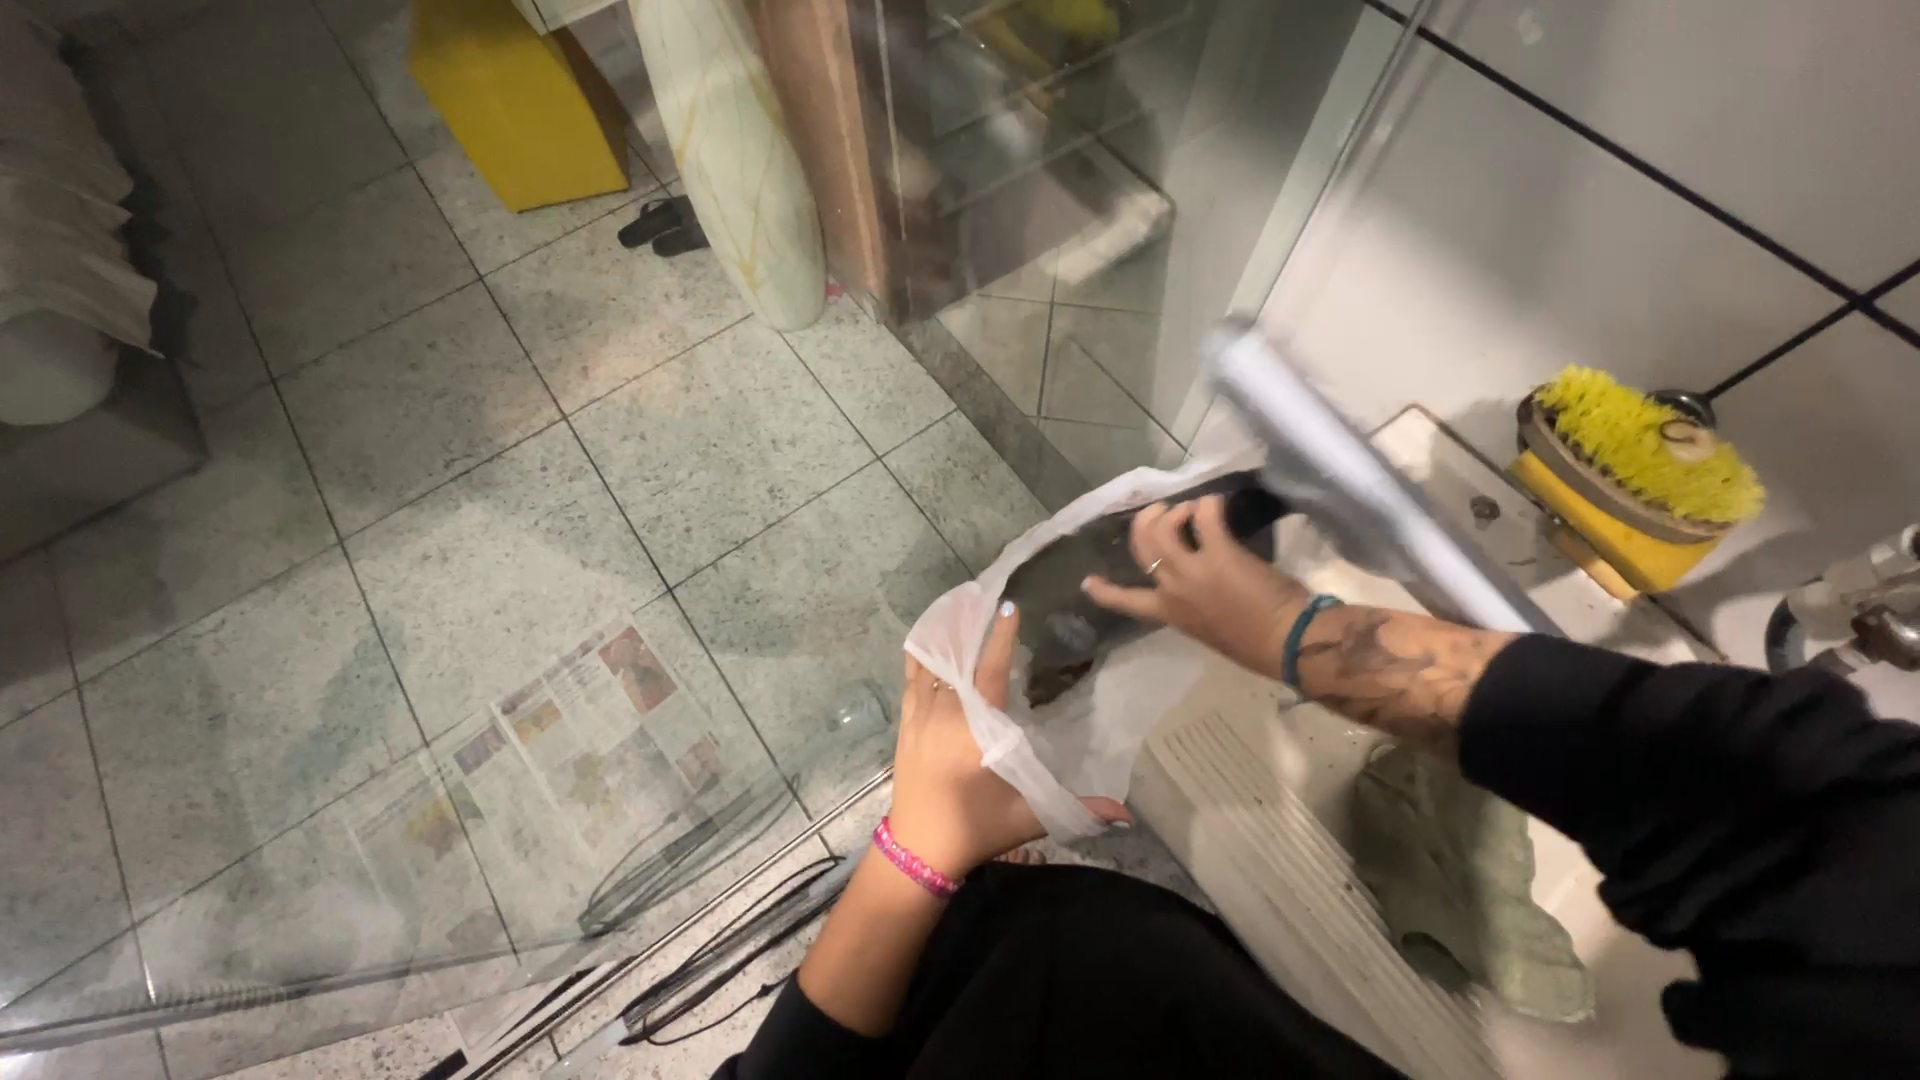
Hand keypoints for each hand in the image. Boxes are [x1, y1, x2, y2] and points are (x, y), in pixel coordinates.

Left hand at [886, 603, 1132, 878]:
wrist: (918, 851)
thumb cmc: (976, 830)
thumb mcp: (1028, 818)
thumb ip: (1077, 808)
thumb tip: (1127, 815)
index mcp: (976, 730)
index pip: (990, 672)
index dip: (1000, 639)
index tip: (1009, 608)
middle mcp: (945, 715)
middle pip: (956, 658)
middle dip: (968, 624)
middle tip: (978, 592)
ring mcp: (920, 717)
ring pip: (929, 663)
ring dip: (942, 634)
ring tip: (954, 604)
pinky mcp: (905, 726)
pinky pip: (909, 681)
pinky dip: (918, 657)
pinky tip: (922, 639)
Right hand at [1082, 495, 1309, 680]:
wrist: (1286, 642)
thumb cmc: (1254, 646)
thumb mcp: (1209, 630)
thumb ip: (1194, 608)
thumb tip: (1198, 588)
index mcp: (1169, 615)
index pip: (1126, 601)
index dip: (1104, 591)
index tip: (1088, 581)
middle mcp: (1172, 590)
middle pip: (1141, 546)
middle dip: (1146, 522)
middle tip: (1162, 511)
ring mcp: (1193, 570)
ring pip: (1162, 528)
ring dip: (1174, 511)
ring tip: (1190, 508)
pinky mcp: (1220, 553)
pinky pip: (1204, 517)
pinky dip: (1208, 505)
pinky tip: (1216, 503)